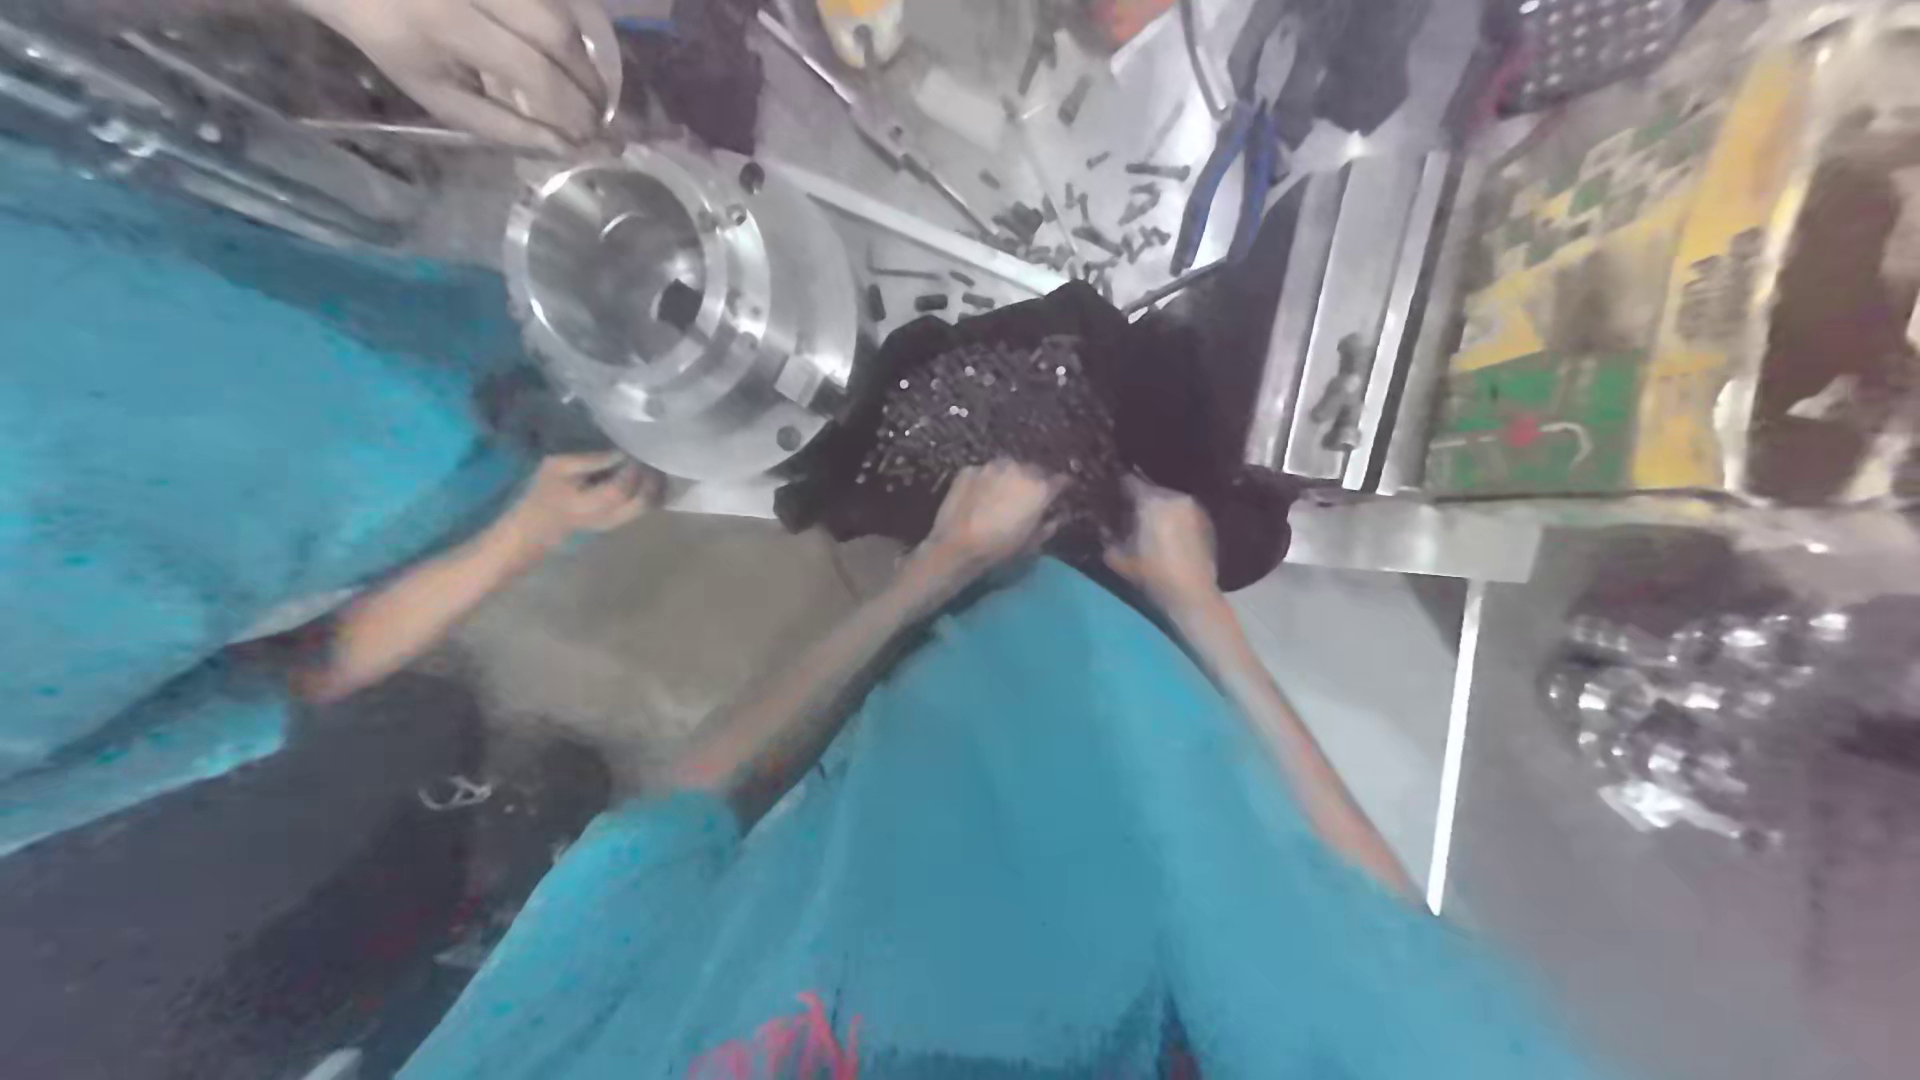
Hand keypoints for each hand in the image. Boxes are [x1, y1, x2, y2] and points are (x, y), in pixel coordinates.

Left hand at [297, 0, 603, 150]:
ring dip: (583, 50)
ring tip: (584, 82)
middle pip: (557, 30)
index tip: (590, 136)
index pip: (536, 72)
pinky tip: (570, 47)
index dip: (574, 109)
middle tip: (597, 110)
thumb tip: (568, 146)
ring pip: (560, 5)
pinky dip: (570, 21)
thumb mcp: (441, 96)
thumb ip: (506, 126)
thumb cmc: (393, 40)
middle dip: (588, 78)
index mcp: (442, 22)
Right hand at [501, 451, 660, 553]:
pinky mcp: (624, 522)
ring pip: (650, 505)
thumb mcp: (558, 467)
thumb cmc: (547, 489)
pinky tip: (652, 476)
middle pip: (643, 501)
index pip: (621, 489)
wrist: (542, 521)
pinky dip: (655, 492)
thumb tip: (623, 452)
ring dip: (657, 485)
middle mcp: (610, 518)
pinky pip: (648, 508)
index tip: (636, 452)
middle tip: (651, 457)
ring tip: (653, 464)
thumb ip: (591, 460)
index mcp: (590, 504)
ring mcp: (620, 523)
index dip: (633, 470)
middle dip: (652, 478)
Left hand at [917, 460, 1064, 578]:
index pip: (1060, 480)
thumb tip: (1057, 517)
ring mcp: (990, 466)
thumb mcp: (1031, 544)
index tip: (1063, 490)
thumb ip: (1048, 526)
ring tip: (1003, 492)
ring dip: (1010, 477)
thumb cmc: (999, 548)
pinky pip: (984, 472)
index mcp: (1039, 488)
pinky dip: (986, 480)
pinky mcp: (968, 469)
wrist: (956, 545)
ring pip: (1008, 467)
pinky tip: (980, 495)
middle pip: (1033, 470)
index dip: (1063, 486)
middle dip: (1035, 480)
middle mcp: (1017, 469)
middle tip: (1029, 495)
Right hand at [1105, 476, 1219, 609]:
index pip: (1129, 480)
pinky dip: (1174, 517)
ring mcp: (1194, 507)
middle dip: (1139, 499)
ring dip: (1158, 507)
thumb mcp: (1117, 558)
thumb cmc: (1152, 574)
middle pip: (1150, 488)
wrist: (1193, 594)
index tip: (1109, 494)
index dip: (1117, 486)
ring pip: (1168, 499)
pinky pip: (1183, 510)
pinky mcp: (1207, 520)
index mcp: (1151, 501)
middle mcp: (1174, 497)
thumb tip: (1103, 526)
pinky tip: (1168, 535)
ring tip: (1149, 525)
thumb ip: (1106, 536)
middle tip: (1128, 513)